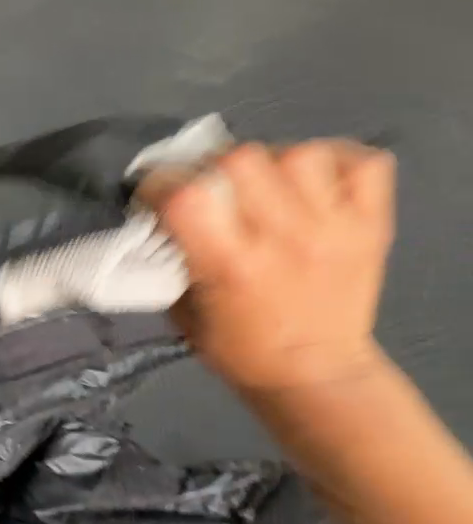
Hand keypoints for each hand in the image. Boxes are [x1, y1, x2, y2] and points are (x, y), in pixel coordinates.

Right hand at [148, 140, 396, 391]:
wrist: (314, 370)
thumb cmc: (234, 346)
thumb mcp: (180, 304)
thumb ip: (173, 254)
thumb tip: (159, 214)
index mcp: (230, 263)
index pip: (185, 194)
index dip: (158, 183)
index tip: (151, 194)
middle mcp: (286, 237)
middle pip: (242, 159)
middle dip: (212, 166)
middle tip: (207, 186)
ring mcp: (336, 226)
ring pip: (300, 152)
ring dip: (270, 161)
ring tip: (259, 184)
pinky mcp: (372, 222)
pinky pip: (362, 161)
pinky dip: (333, 160)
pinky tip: (308, 180)